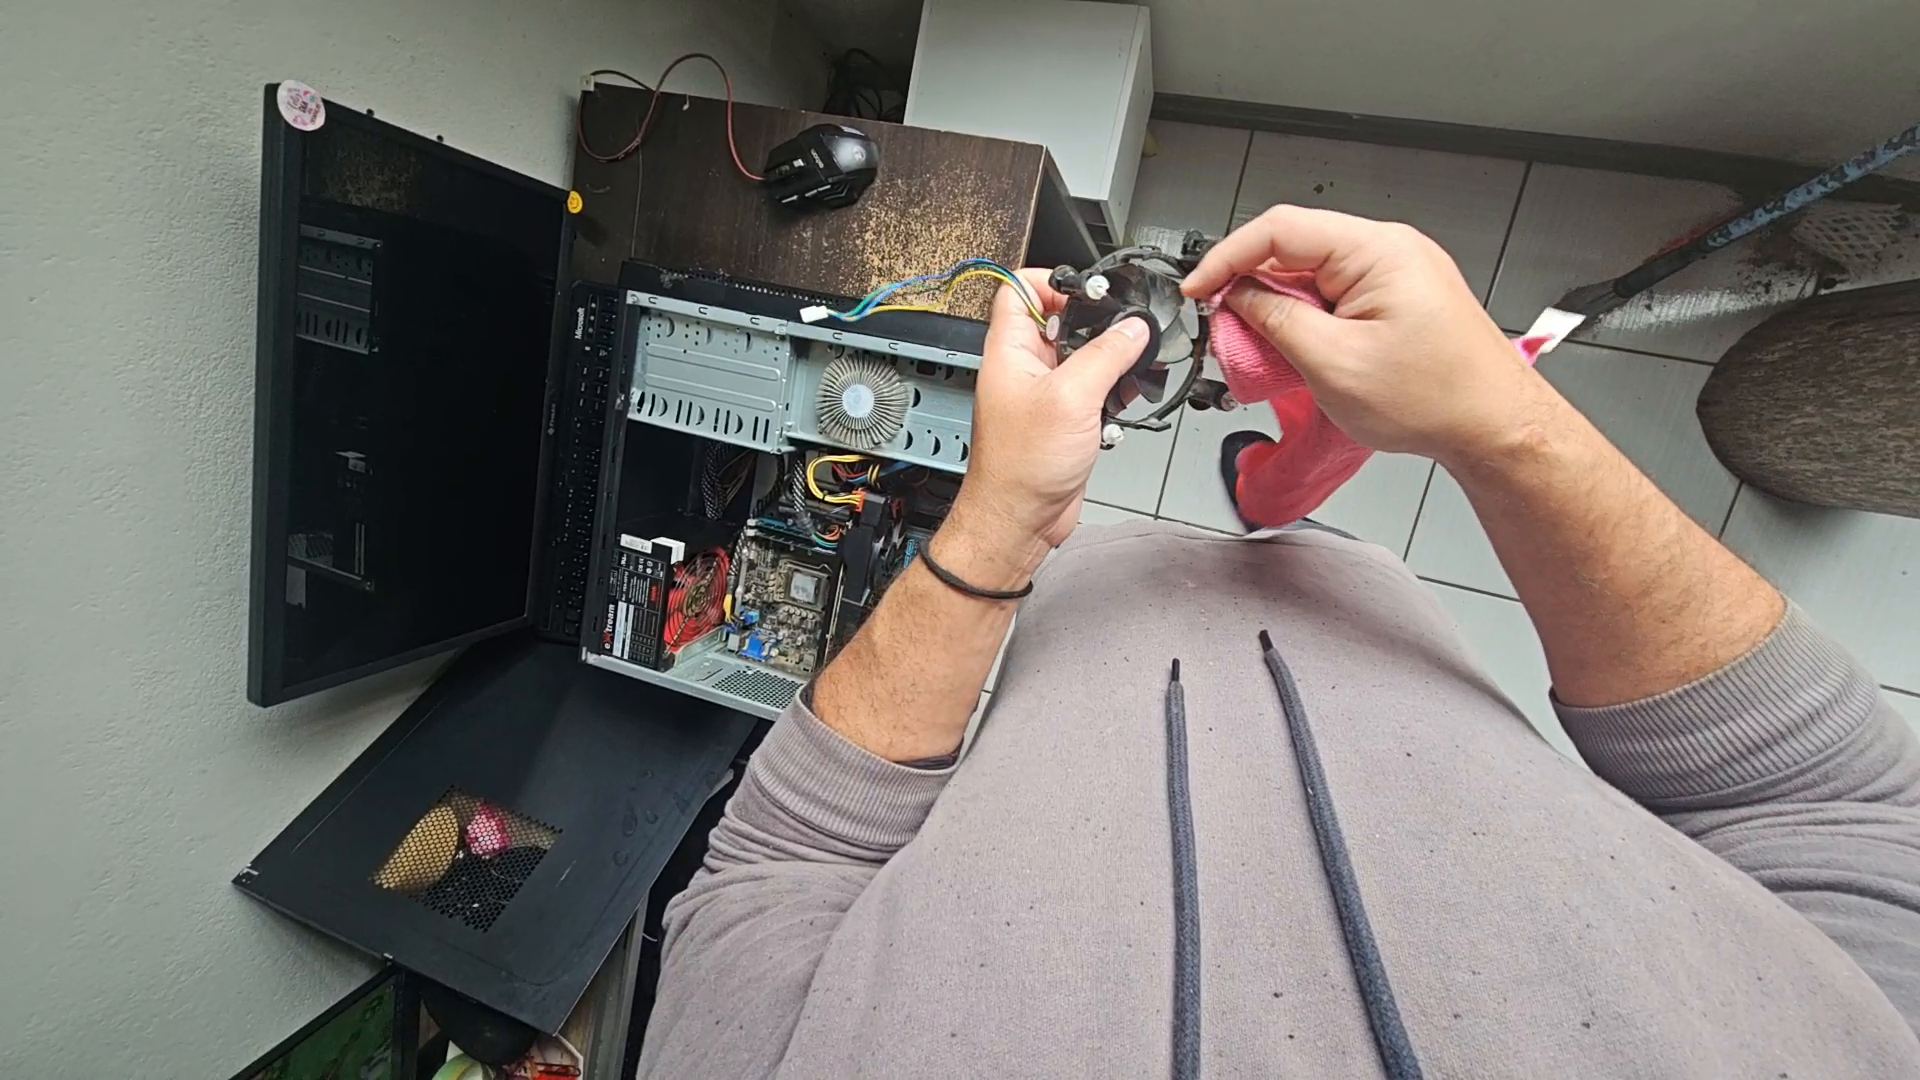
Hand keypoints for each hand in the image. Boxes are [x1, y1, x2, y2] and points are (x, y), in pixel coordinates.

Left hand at [946, 270, 1148, 574]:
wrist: (1021, 520)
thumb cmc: (1021, 469)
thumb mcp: (1072, 398)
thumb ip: (1106, 355)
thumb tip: (1132, 328)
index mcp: (1010, 351)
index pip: (1021, 289)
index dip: (1053, 279)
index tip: (1090, 288)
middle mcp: (1024, 369)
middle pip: (1062, 321)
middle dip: (1097, 324)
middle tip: (1125, 331)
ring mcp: (1045, 395)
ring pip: (1082, 359)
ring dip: (1109, 363)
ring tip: (1129, 372)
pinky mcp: (1063, 420)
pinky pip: (1091, 392)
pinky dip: (1110, 394)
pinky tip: (1119, 406)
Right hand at [1183, 205, 1551, 465]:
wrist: (1490, 425)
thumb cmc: (1434, 398)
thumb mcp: (1331, 362)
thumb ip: (1274, 320)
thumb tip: (1237, 296)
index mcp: (1376, 252)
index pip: (1278, 230)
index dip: (1226, 258)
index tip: (1197, 289)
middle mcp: (1386, 252)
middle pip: (1290, 249)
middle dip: (1247, 287)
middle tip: (1223, 328)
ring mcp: (1390, 274)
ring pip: (1305, 275)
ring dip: (1272, 308)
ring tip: (1259, 349)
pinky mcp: (1388, 298)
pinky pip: (1326, 296)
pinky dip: (1297, 320)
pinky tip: (1289, 349)